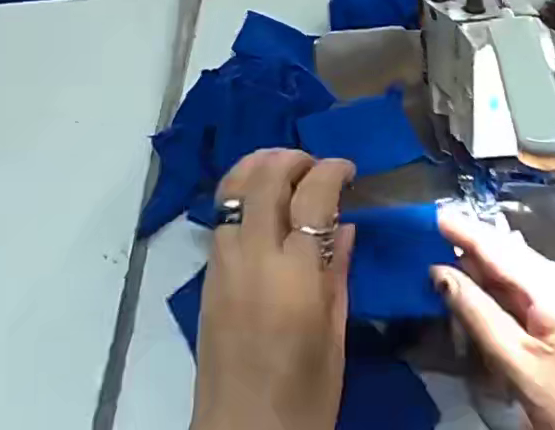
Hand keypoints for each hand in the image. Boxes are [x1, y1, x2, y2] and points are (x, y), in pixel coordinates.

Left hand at [194, 149, 356, 429]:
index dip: (332, 170)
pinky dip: (243, 191)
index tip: (348, 168)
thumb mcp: (334, 334)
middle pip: (265, 176)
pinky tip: (263, 203)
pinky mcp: (206, 273)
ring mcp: (222, 261)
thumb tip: (343, 225)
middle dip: (293, 157)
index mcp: (292, 273)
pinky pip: (223, 212)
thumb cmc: (304, 396)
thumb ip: (336, 270)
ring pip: (233, 185)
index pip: (312, 194)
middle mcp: (252, 254)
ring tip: (287, 171)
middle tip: (316, 166)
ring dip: (262, 165)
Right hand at [432, 214, 554, 429]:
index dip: (465, 230)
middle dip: (470, 250)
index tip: (434, 214)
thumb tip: (441, 274)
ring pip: (516, 278)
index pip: (500, 248)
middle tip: (431, 244)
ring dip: (482, 275)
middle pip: (508, 258)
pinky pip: (528, 298)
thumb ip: (480, 316)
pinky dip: (500, 297)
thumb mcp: (522, 367)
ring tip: (446, 268)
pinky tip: (481, 302)